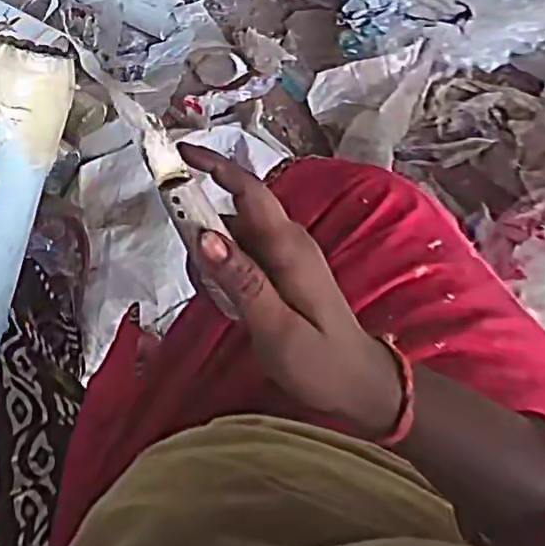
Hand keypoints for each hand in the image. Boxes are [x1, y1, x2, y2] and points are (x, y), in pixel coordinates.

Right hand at [178, 143, 404, 438]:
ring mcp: (282, 252)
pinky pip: (235, 251)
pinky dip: (219, 267)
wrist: (366, 391)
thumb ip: (240, 280)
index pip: (248, 189)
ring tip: (215, 298)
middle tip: (196, 273)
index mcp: (288, 246)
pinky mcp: (277, 267)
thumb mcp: (276, 328)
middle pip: (229, 211)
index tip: (178, 153)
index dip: (212, 165)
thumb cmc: (323, 364)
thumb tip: (203, 235)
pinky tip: (226, 300)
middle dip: (198, 228)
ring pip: (227, 233)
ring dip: (208, 255)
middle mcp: (285, 239)